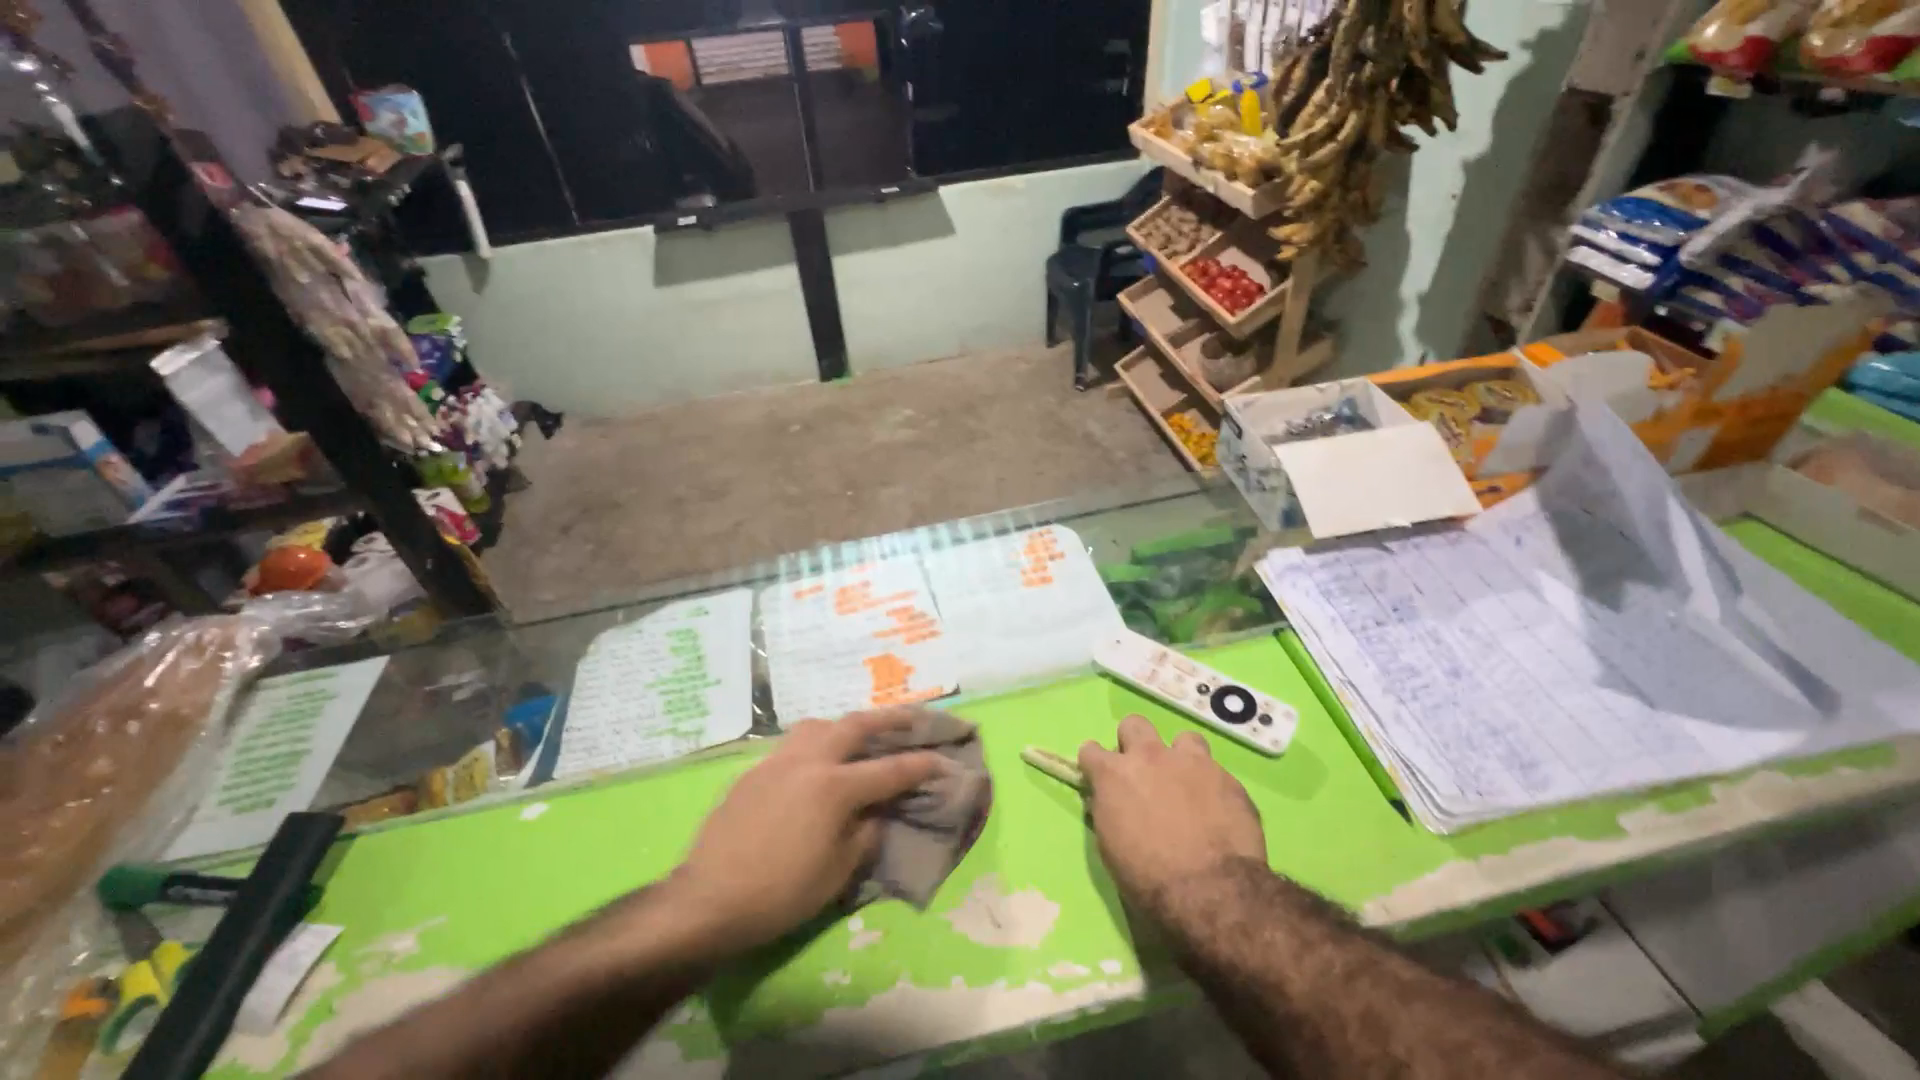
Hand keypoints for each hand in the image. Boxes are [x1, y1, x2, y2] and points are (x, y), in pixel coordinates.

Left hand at [661, 711, 944, 952]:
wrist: (709, 899)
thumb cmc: (781, 894)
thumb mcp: (838, 872)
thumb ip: (865, 833)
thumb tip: (876, 813)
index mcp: (835, 787)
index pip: (891, 770)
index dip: (923, 765)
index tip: (945, 760)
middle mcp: (808, 762)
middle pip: (855, 726)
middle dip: (889, 721)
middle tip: (913, 719)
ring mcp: (776, 762)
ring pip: (818, 726)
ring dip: (845, 725)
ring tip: (859, 736)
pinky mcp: (753, 772)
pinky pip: (792, 745)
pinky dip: (815, 743)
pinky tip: (816, 763)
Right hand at [1079, 715, 1265, 917]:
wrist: (1210, 889)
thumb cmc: (1147, 876)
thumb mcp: (1110, 846)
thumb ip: (1108, 811)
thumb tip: (1109, 800)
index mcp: (1115, 775)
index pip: (1090, 750)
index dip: (1094, 764)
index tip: (1100, 778)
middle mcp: (1151, 757)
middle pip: (1134, 725)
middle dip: (1134, 742)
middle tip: (1143, 771)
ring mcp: (1192, 763)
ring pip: (1183, 739)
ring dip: (1180, 758)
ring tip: (1187, 784)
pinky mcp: (1227, 778)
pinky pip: (1216, 770)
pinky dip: (1211, 785)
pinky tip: (1217, 810)